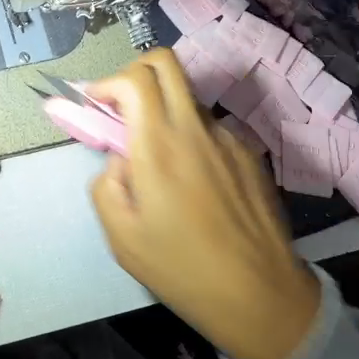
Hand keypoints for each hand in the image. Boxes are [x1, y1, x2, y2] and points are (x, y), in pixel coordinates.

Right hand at [84, 49, 322, 358]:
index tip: (97, 105)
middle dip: (137, 72)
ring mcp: (227, 138)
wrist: (261, 297)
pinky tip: (196, 182)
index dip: (108, 82)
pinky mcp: (249, 154)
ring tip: (163, 158)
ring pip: (188, 97)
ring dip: (166, 110)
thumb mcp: (121, 236)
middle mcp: (193, 128)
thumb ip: (106, 184)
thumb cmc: (182, 268)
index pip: (134, 78)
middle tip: (125, 106)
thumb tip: (120, 158)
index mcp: (157, 144)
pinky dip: (193, 138)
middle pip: (165, 62)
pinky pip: (211, 129)